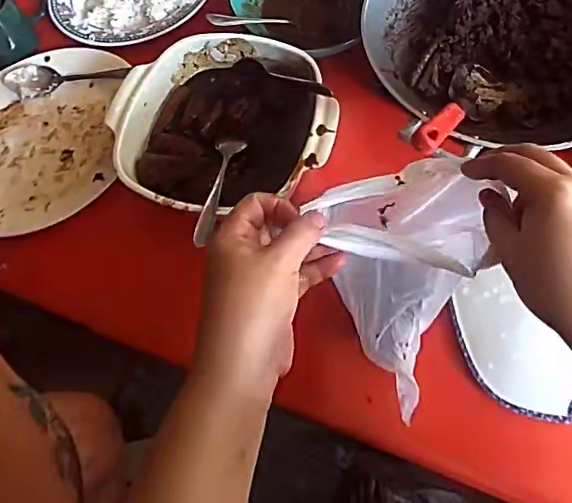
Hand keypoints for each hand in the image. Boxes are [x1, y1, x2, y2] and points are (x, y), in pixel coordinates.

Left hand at [194, 194, 342, 391]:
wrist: (241, 368)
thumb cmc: (254, 305)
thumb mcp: (281, 259)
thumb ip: (302, 231)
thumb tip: (318, 215)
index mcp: (231, 238)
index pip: (255, 203)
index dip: (281, 204)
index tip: (303, 217)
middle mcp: (241, 254)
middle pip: (273, 226)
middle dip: (301, 224)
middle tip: (326, 226)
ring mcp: (256, 278)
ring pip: (287, 251)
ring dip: (312, 245)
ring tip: (339, 240)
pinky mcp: (271, 299)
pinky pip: (295, 273)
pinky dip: (314, 267)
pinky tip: (338, 262)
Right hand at [462, 147, 571, 359]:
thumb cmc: (560, 290)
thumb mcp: (512, 252)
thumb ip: (496, 217)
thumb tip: (491, 198)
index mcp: (553, 190)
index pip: (512, 162)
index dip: (485, 163)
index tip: (468, 169)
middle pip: (535, 155)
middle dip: (506, 158)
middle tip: (484, 169)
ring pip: (551, 168)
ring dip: (526, 172)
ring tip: (506, 197)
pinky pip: (565, 184)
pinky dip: (544, 186)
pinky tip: (531, 211)